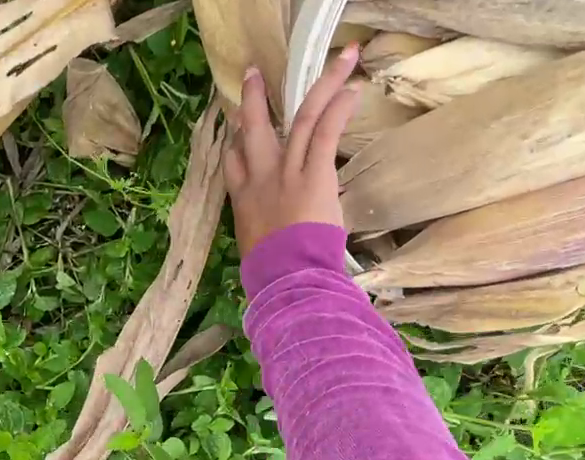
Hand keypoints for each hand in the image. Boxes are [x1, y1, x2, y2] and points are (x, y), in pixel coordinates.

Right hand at [224, 44, 364, 253]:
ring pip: (301, 118)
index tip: (237, 135)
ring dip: (320, 84)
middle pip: (255, 131)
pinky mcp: (314, 174)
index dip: (235, 146)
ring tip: (339, 59)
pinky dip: (338, 109)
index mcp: (243, 202)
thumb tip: (270, 238)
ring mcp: (288, 173)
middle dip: (254, 101)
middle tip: (254, 77)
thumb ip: (260, 234)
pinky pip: (325, 133)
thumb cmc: (269, 273)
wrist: (284, 276)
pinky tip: (351, 88)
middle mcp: (261, 180)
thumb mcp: (253, 251)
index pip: (233, 164)